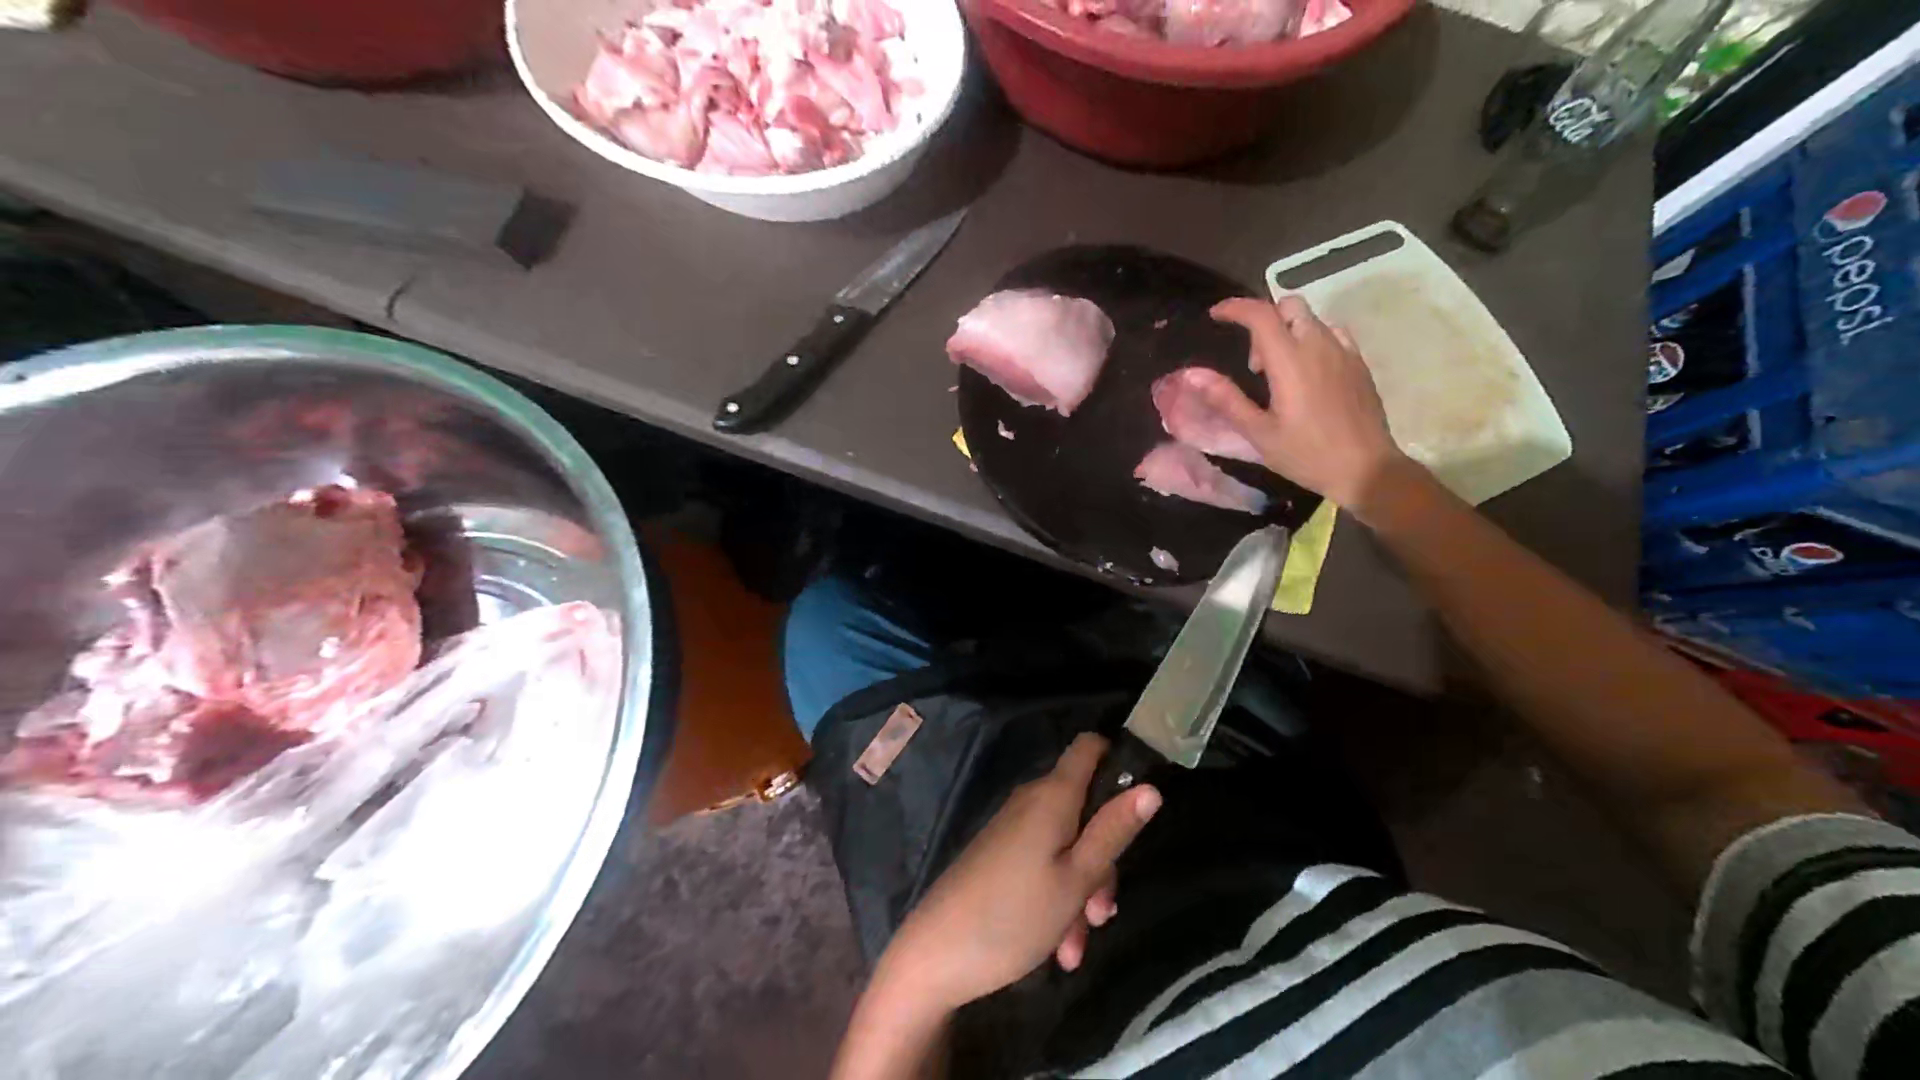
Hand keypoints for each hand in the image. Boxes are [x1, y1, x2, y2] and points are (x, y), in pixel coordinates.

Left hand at [875, 734, 1161, 1011]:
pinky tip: (1057, 949)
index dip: (1118, 760)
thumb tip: (1151, 786)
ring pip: (1067, 849)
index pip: (1088, 747)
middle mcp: (1031, 802)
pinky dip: (1056, 902)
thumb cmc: (1015, 915)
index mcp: (1052, 796)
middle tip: (1102, 913)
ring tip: (1073, 948)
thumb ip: (1113, 830)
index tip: (1138, 802)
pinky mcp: (999, 856)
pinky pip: (1042, 867)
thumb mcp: (1077, 878)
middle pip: (1085, 811)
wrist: (936, 955)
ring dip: (1080, 895)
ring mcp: (1012, 829)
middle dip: (1102, 862)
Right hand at [1201, 296, 1409, 512]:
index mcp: (1290, 361)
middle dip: (1264, 320)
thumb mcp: (1258, 432)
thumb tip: (1190, 374)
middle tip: (1254, 362)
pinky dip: (1311, 340)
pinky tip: (1306, 372)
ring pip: (1311, 318)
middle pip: (1289, 306)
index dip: (1235, 308)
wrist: (1366, 468)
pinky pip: (1332, 334)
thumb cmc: (1306, 454)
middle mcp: (1319, 345)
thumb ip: (1225, 399)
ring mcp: (1344, 352)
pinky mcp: (1359, 363)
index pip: (1261, 314)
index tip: (1216, 316)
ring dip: (1288, 331)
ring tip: (1278, 370)